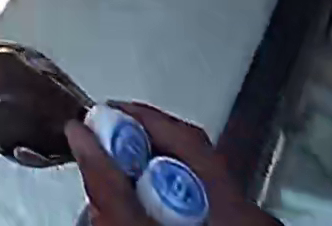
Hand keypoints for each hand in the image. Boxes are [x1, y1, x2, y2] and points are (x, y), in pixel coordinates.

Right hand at [64, 103, 279, 225]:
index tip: (101, 117)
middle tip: (100, 160)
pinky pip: (198, 219)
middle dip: (139, 157)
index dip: (142, 118)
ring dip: (148, 189)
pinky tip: (137, 220)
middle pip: (188, 168)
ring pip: (192, 198)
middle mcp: (254, 221)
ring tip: (111, 201)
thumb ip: (108, 185)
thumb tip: (78, 130)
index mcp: (241, 211)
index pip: (188, 138)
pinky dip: (165, 214)